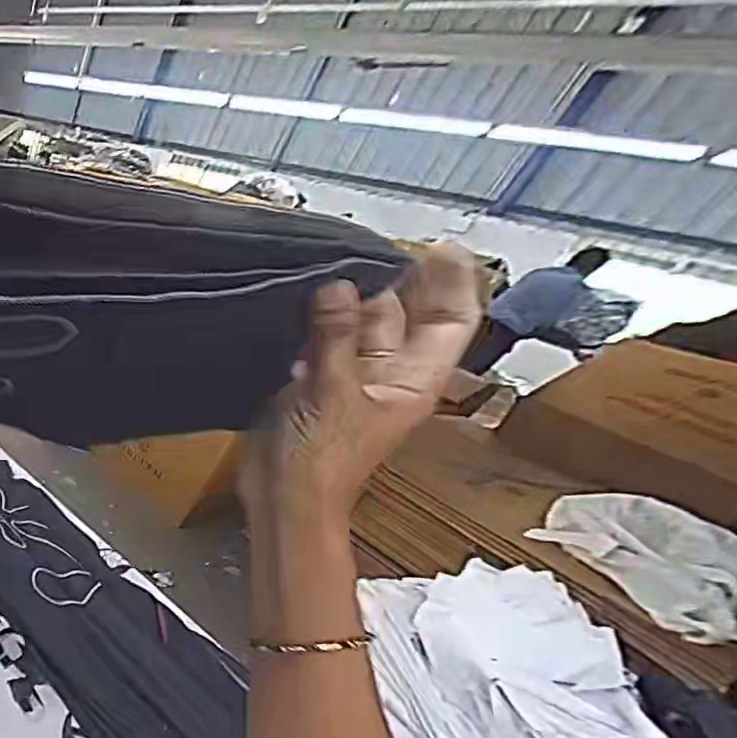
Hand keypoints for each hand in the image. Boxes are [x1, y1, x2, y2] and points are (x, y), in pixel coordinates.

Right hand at [241, 242, 480, 522]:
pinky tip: (296, 311)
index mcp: (413, 377)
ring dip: (340, 304)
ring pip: (352, 328)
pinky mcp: (311, 386)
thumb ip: (334, 337)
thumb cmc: (322, 457)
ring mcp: (346, 379)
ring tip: (324, 272)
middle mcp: (385, 373)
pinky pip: (317, 345)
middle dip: (382, 284)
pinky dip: (309, 329)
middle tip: (358, 251)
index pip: (452, 317)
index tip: (434, 244)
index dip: (452, 279)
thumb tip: (336, 286)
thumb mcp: (334, 392)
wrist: (284, 493)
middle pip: (398, 315)